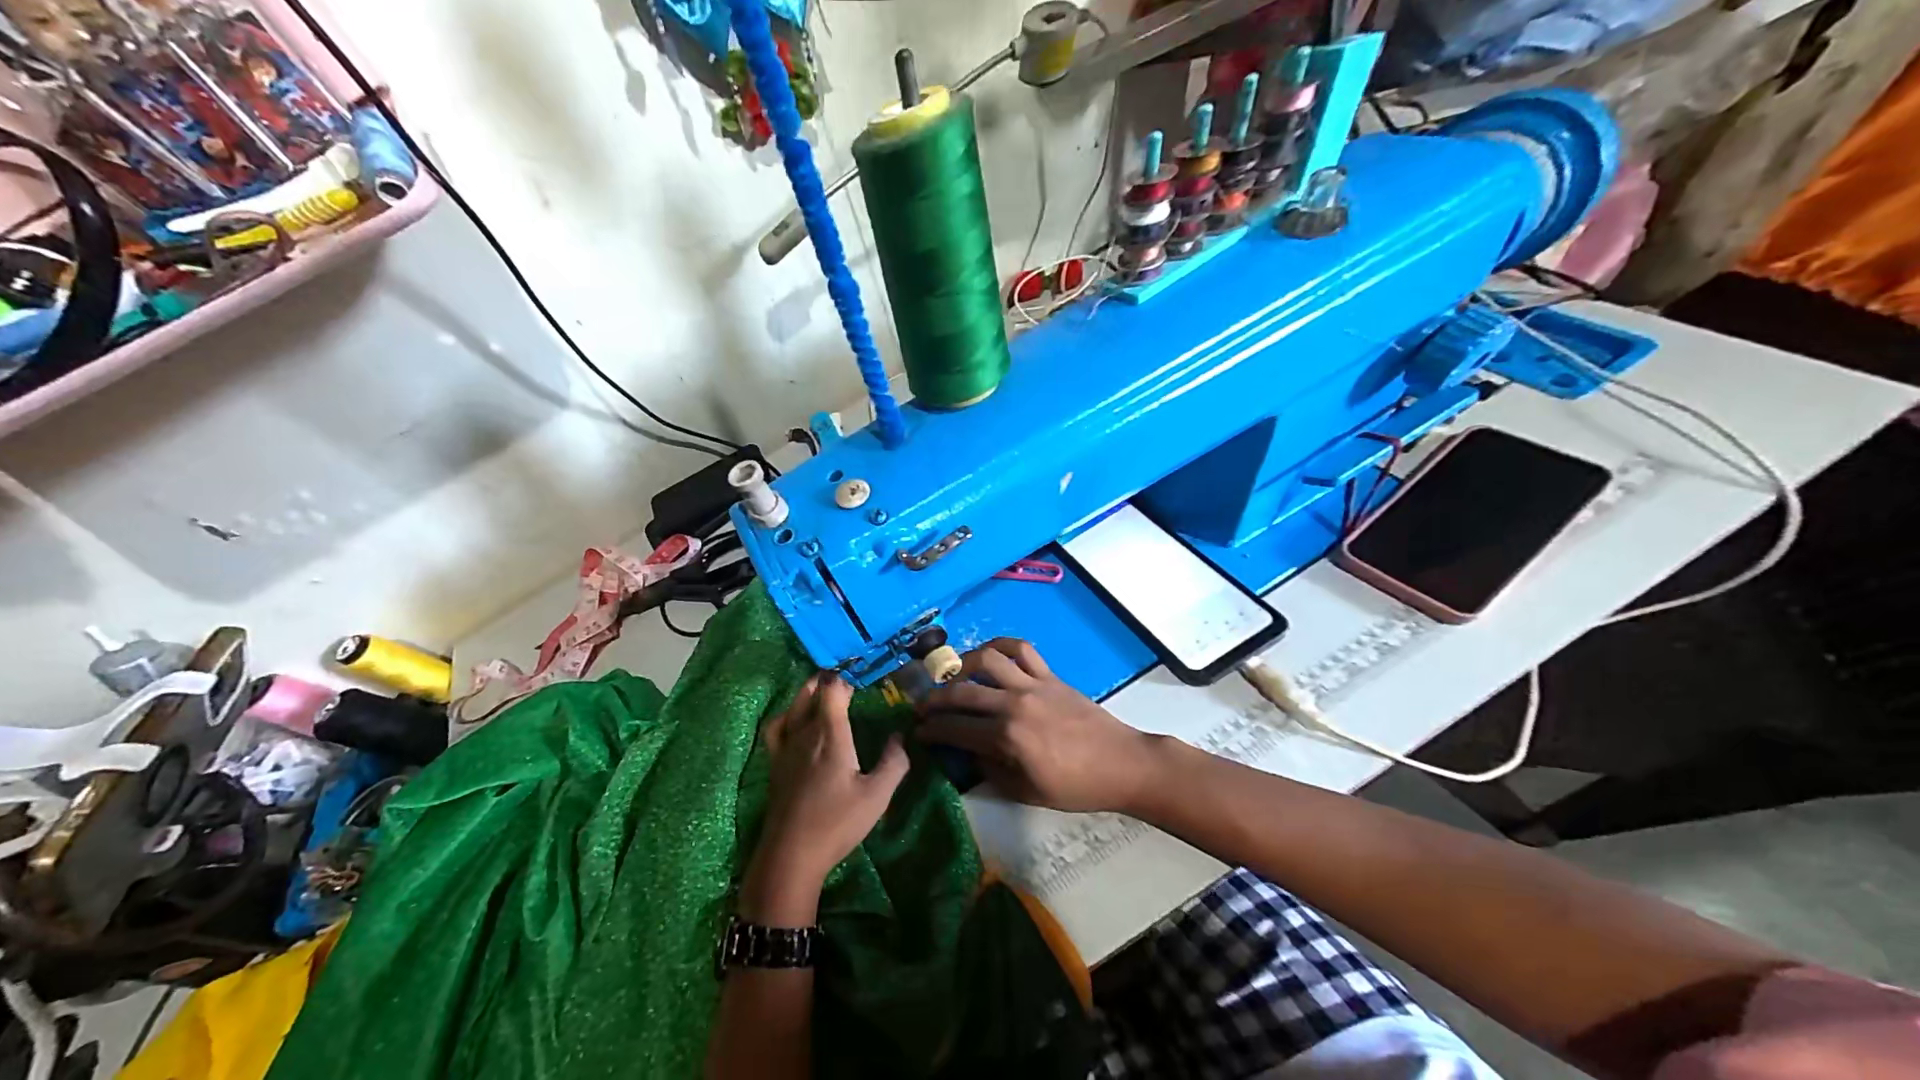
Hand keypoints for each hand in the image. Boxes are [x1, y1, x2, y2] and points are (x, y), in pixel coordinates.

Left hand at [747, 674, 908, 923]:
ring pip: (792, 707)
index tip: (860, 676)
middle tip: (846, 682)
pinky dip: (787, 715)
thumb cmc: (837, 823)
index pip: (832, 690)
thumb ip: (894, 762)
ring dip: (807, 694)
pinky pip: (776, 728)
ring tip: (821, 692)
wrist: (791, 856)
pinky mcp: (775, 764)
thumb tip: (900, 737)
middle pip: (811, 693)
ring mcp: (786, 748)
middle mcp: (805, 734)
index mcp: (831, 735)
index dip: (844, 678)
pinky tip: (794, 722)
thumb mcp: (877, 795)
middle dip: (827, 682)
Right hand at [917, 639, 1166, 814]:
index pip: (955, 728)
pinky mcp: (1050, 675)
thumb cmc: (1075, 786)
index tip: (916, 731)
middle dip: (934, 699)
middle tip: (922, 707)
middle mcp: (1014, 704)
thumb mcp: (1026, 792)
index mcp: (1006, 738)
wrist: (1121, 764)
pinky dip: (1001, 646)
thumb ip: (991, 770)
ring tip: (955, 677)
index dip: (930, 730)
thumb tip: (969, 752)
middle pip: (961, 692)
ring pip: (988, 659)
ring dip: (963, 665)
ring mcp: (1033, 684)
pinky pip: (1022, 649)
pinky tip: (990, 655)